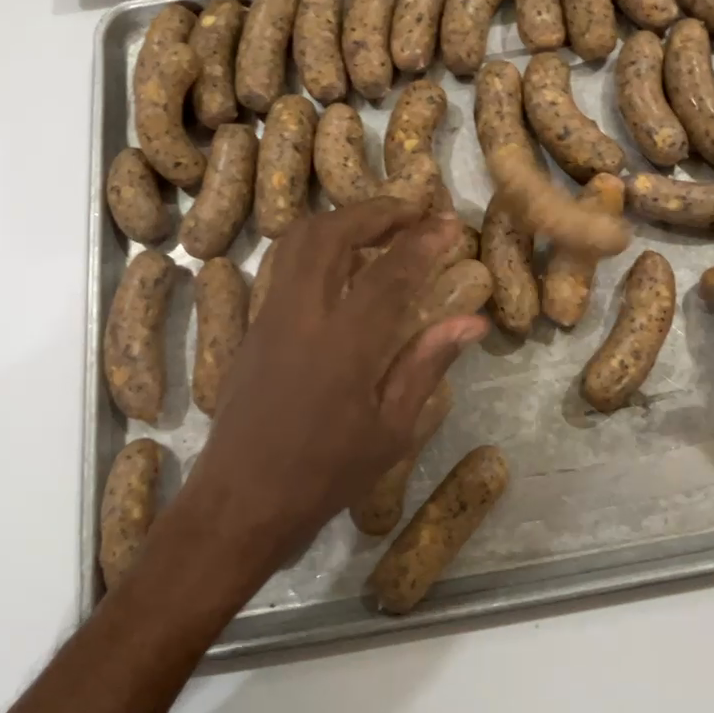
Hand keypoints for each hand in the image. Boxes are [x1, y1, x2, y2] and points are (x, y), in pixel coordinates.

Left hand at [181, 199, 487, 569]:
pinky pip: (284, 263)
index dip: (423, 241)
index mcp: (343, 346)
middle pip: (332, 234)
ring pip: (299, 240)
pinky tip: (341, 262)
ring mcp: (269, 316)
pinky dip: (317, 244)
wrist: (240, 501)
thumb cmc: (325, 475)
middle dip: (375, 211)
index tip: (449, 223)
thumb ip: (427, 365)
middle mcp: (301, 316)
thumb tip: (472, 322)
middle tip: (412, 211)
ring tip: (379, 227)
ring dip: (342, 220)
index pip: (389, 273)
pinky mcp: (253, 325)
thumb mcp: (391, 431)